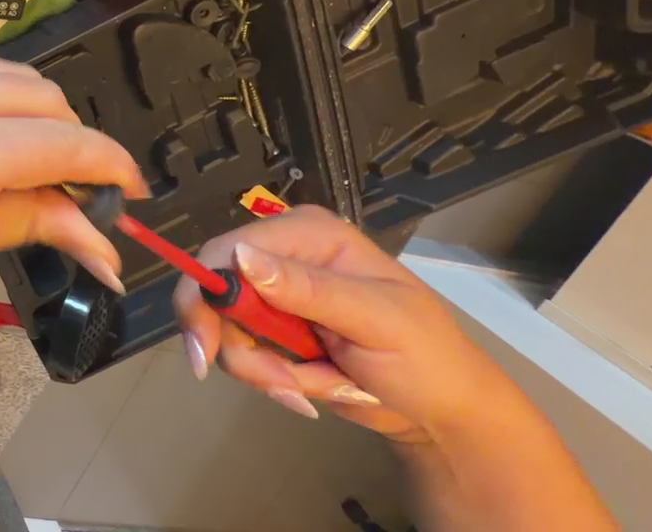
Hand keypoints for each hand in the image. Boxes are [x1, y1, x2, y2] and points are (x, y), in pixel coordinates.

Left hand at [0, 58, 147, 284]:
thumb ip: (25, 224)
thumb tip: (101, 241)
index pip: (60, 143)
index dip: (109, 167)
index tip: (130, 193)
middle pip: (47, 97)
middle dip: (77, 140)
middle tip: (74, 190)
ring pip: (14, 75)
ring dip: (42, 115)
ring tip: (34, 165)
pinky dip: (2, 99)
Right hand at [173, 207, 526, 443]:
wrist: (448, 418)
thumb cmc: (431, 361)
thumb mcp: (379, 322)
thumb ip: (311, 289)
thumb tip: (240, 256)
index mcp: (306, 234)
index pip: (226, 250)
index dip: (205, 292)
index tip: (203, 345)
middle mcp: (279, 255)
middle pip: (214, 289)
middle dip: (239, 343)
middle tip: (277, 384)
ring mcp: (272, 293)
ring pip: (221, 325)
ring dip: (260, 367)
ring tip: (308, 390)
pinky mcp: (269, 328)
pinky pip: (238, 348)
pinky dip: (267, 376)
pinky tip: (306, 389)